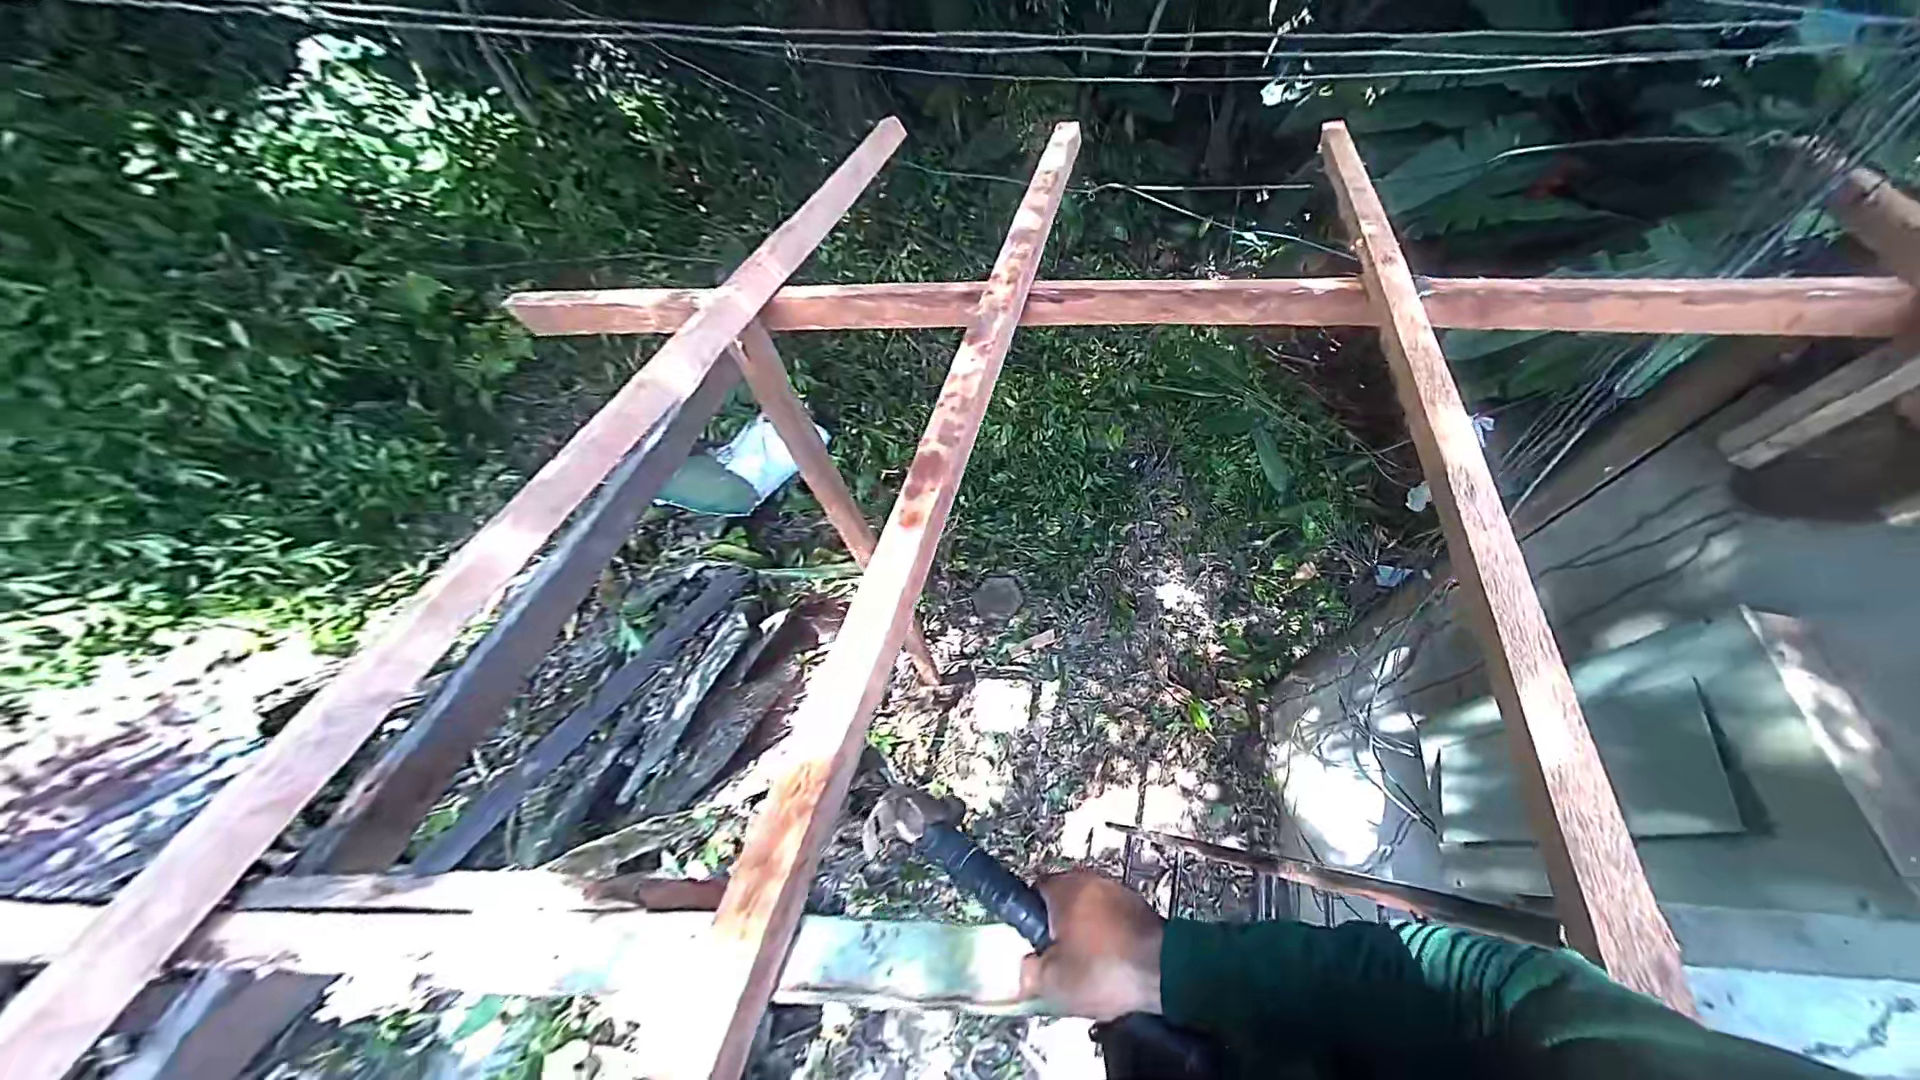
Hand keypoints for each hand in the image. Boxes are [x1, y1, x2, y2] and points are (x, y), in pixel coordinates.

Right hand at [1019, 870, 1163, 1019]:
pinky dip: (1108, 936)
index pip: (1033, 893)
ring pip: (1087, 910)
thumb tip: (1023, 971)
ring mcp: (1115, 889)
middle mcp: (1087, 879)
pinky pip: (1111, 918)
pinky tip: (1111, 964)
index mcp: (1062, 887)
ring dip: (1085, 932)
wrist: (1163, 972)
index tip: (1035, 944)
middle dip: (1059, 929)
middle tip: (1061, 960)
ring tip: (1089, 967)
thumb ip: (1028, 973)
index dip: (1031, 921)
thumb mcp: (1053, 982)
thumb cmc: (1106, 969)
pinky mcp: (1137, 905)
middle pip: (1061, 902)